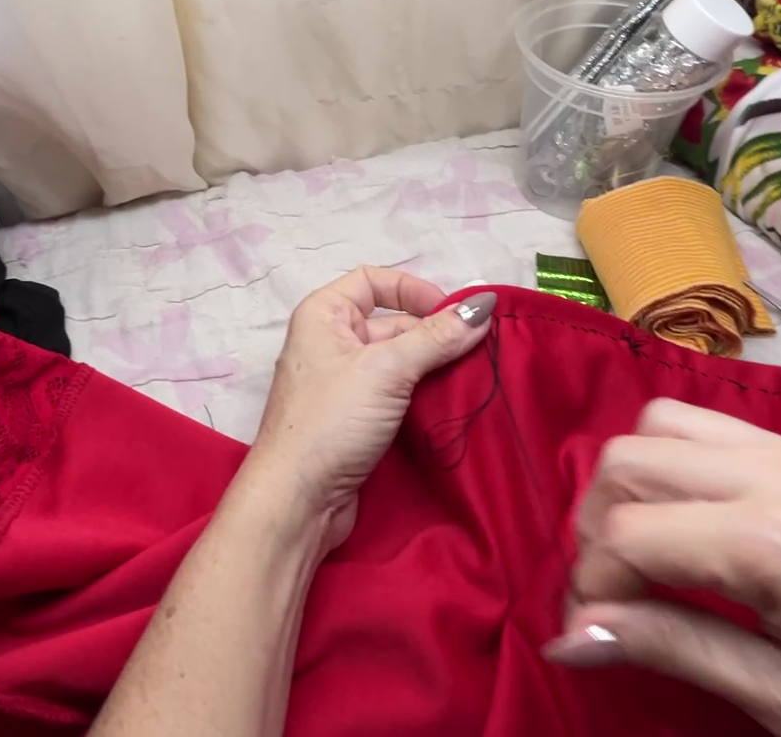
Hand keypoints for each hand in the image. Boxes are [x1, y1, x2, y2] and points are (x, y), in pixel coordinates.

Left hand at [240, 268, 493, 549]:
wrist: (297, 501)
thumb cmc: (331, 421)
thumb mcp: (386, 370)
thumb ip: (436, 338)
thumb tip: (483, 305)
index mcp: (323, 315)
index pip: (373, 281)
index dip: (413, 289)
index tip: (453, 312)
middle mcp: (331, 342)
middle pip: (392, 322)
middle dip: (433, 333)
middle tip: (480, 350)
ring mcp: (344, 382)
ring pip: (399, 360)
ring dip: (434, 366)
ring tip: (477, 376)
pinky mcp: (357, 417)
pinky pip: (397, 392)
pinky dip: (424, 394)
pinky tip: (457, 402)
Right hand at [546, 399, 780, 736]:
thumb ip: (668, 647)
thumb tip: (565, 637)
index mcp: (779, 543)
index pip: (630, 535)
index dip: (590, 586)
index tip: (584, 633)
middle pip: (630, 459)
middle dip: (597, 525)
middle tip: (610, 593)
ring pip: (661, 424)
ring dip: (631, 482)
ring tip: (644, 549)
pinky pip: (709, 425)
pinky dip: (675, 461)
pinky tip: (694, 520)